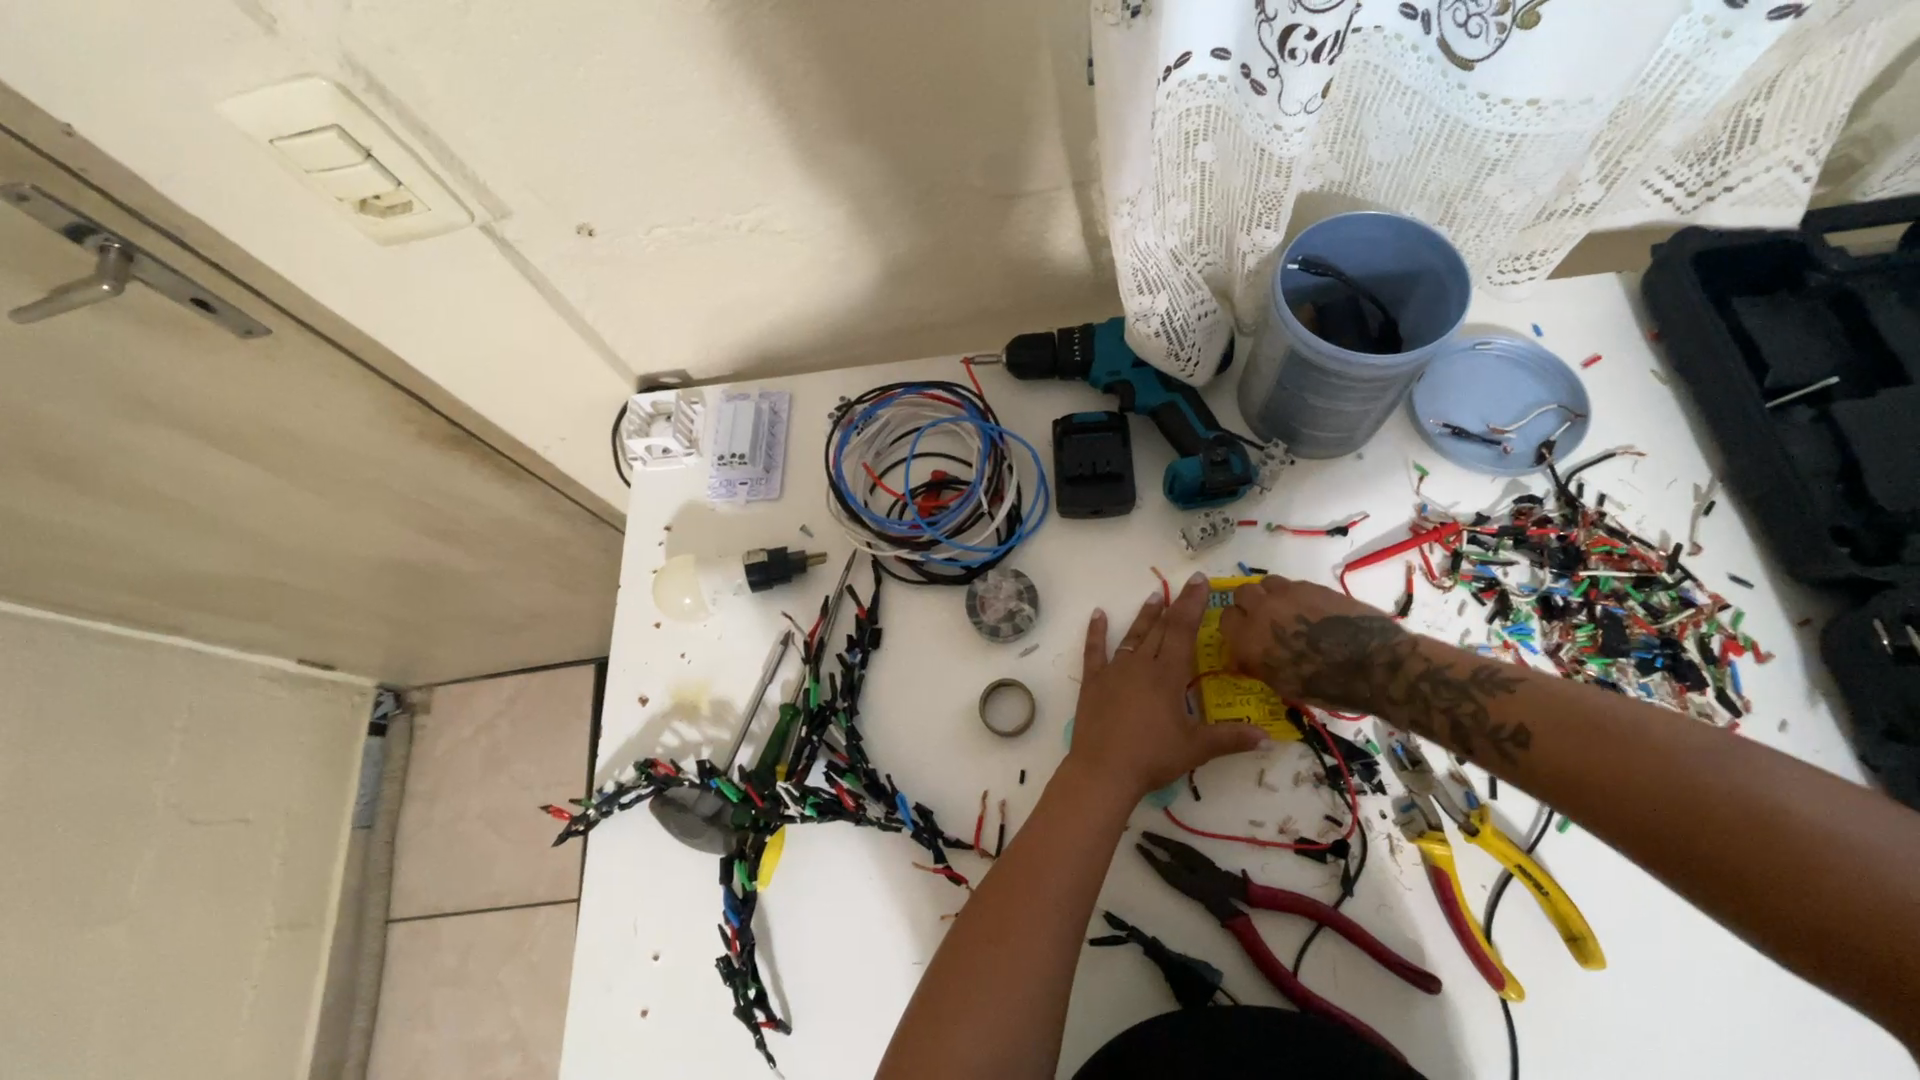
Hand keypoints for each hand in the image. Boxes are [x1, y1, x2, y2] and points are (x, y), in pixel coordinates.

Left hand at [1065, 572, 1266, 801]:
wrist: (1104, 771)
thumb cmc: (1153, 757)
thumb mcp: (1196, 748)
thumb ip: (1231, 738)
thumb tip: (1268, 737)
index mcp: (1168, 675)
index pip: (1184, 631)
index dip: (1193, 605)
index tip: (1200, 582)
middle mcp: (1142, 665)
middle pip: (1162, 629)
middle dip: (1176, 606)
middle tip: (1186, 585)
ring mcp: (1114, 672)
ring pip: (1133, 636)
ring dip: (1145, 616)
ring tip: (1154, 596)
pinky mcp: (1093, 683)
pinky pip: (1095, 651)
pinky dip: (1096, 632)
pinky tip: (1098, 614)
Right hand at [1219, 575, 1412, 713]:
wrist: (1373, 663)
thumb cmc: (1325, 686)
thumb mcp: (1281, 684)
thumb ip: (1257, 664)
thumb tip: (1245, 657)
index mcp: (1247, 639)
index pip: (1225, 618)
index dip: (1235, 626)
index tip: (1245, 635)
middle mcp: (1262, 611)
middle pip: (1242, 593)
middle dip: (1249, 604)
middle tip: (1264, 619)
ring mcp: (1288, 594)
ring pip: (1267, 583)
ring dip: (1270, 595)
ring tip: (1285, 610)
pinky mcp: (1314, 586)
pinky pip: (1294, 584)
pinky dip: (1295, 595)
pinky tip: (1310, 611)